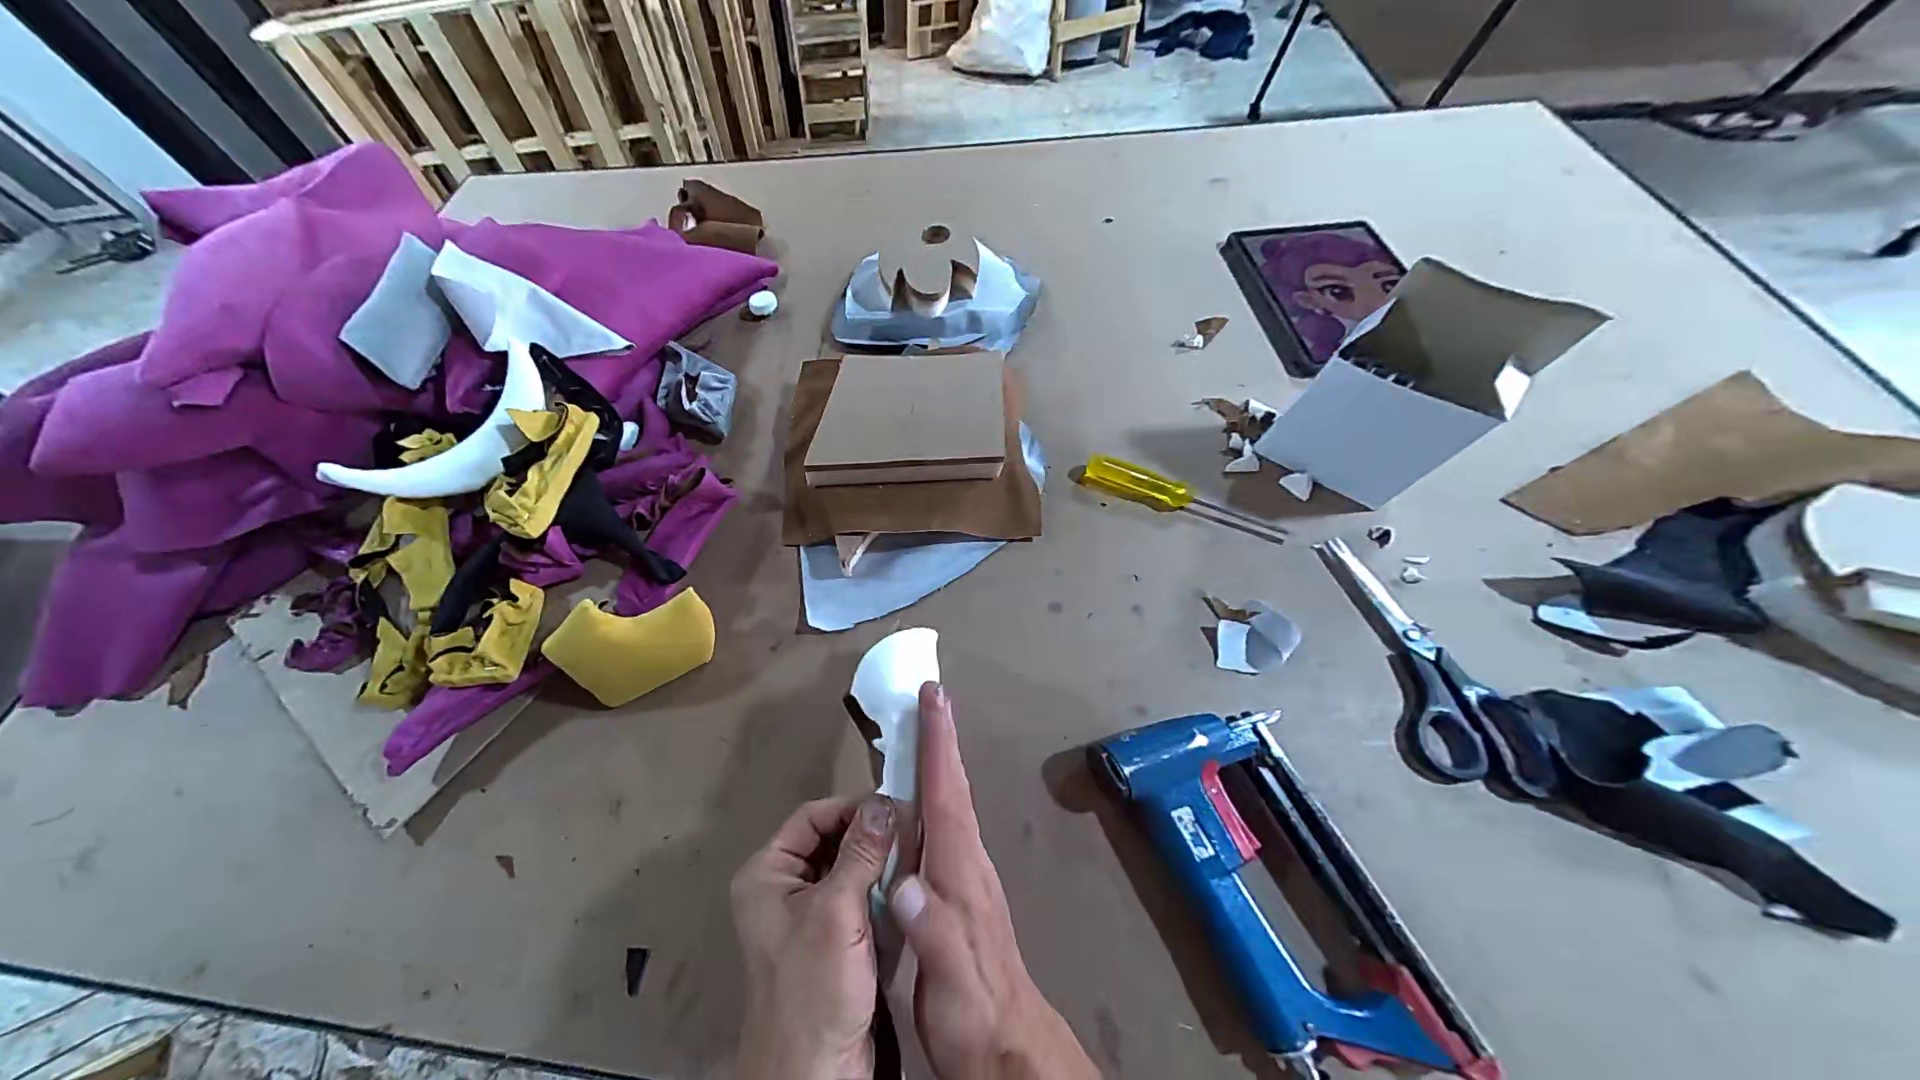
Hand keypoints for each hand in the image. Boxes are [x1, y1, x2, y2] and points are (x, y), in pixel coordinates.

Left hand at [732, 795, 895, 1079]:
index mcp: (767, 875)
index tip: (894, 808)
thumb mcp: (836, 913)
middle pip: (833, 840)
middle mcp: (785, 890)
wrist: (816, 1077)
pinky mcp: (836, 940)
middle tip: (912, 829)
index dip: (851, 809)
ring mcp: (811, 917)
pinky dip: (885, 889)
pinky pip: (862, 897)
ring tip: (917, 852)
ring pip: (851, 869)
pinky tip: (911, 885)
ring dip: (882, 862)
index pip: (812, 817)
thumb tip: (885, 802)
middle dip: (871, 836)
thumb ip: (861, 853)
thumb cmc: (812, 993)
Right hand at [889, 683, 1099, 1079]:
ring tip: (920, 733)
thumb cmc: (978, 1008)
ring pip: (947, 804)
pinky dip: (925, 802)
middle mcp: (964, 860)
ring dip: (935, 763)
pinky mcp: (951, 893)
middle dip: (940, 739)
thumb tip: (907, 882)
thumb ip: (933, 929)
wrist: (1006, 1045)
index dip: (940, 743)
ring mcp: (961, 876)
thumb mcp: (955, 977)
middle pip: (951, 786)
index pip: (948, 792)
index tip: (935, 698)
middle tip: (929, 698)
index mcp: (960, 868)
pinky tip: (910, 804)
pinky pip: (936, 830)